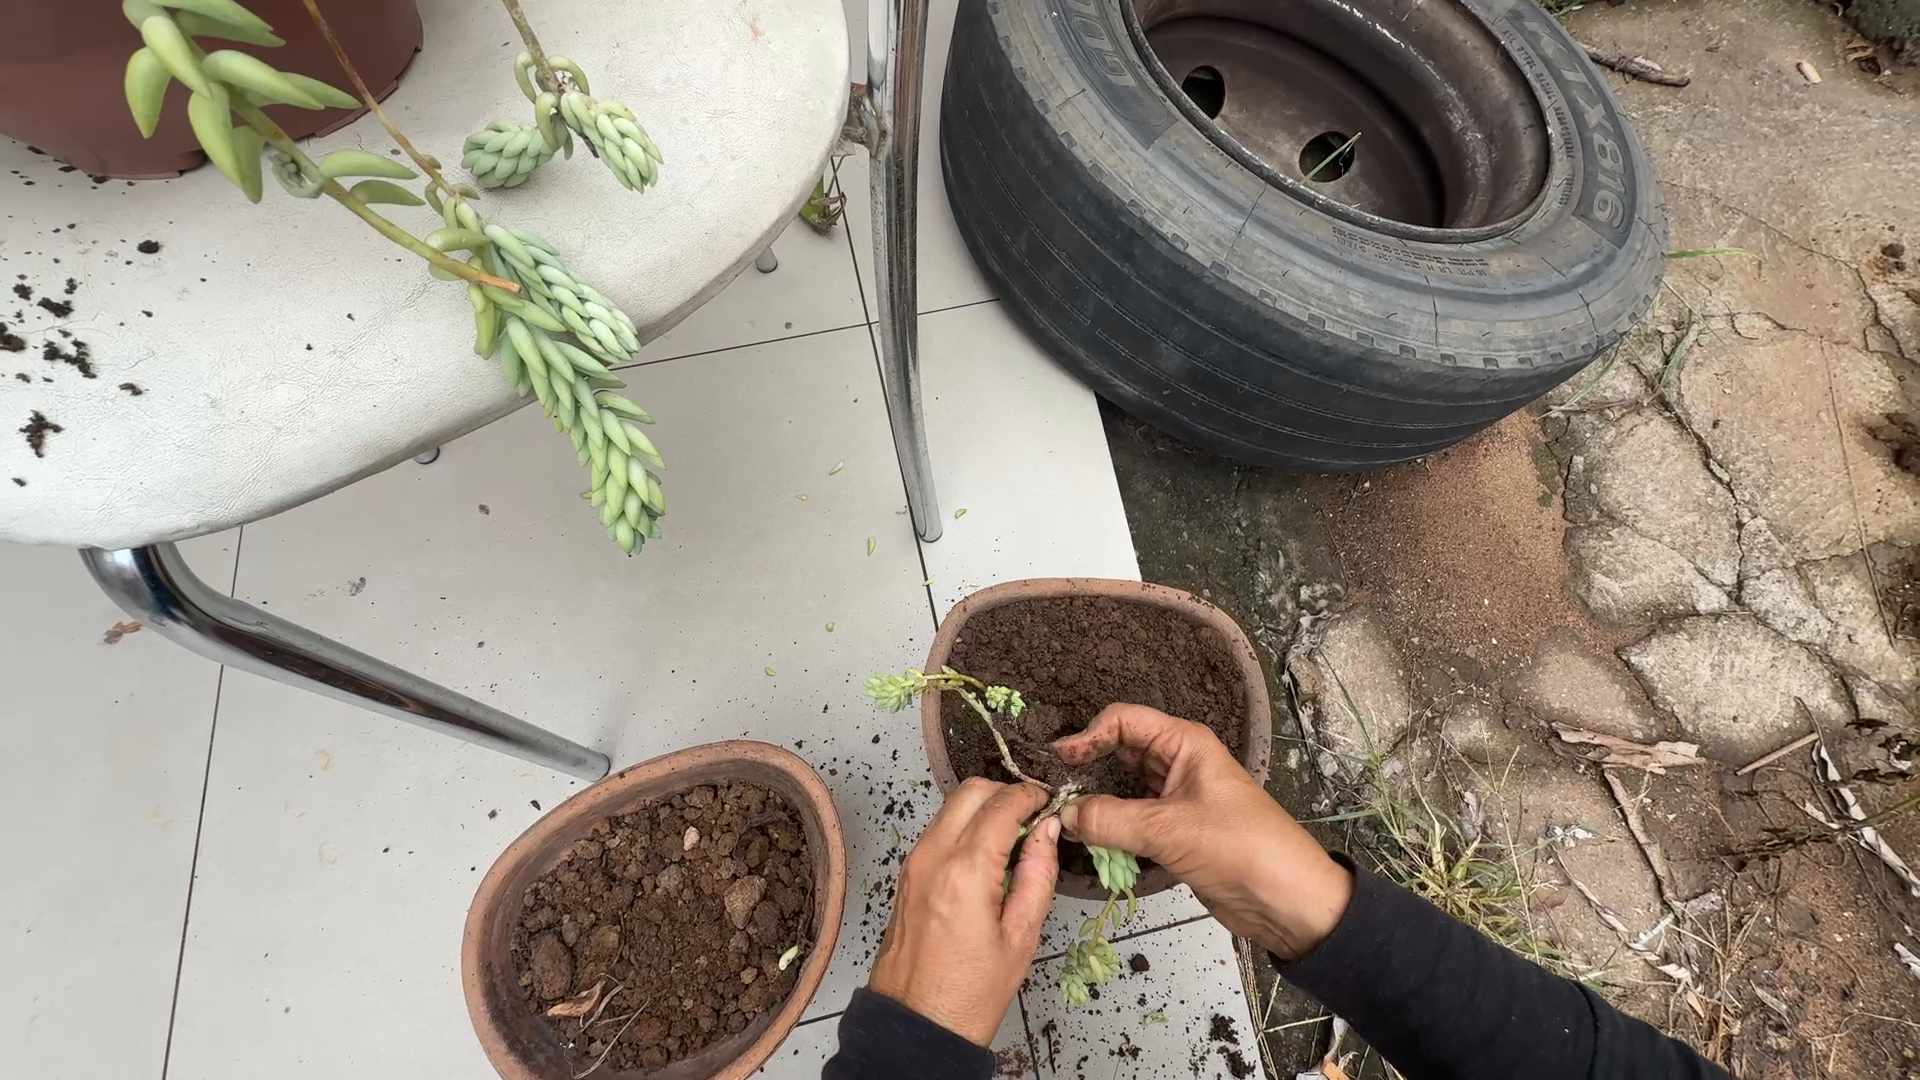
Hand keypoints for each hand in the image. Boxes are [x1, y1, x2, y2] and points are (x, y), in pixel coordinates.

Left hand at [869, 777, 1059, 1043]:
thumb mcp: (1021, 936)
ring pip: (952, 804)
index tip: (1049, 800)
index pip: (1002, 804)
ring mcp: (915, 859)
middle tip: (1033, 813)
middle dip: (1006, 791)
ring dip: (984, 806)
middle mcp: (933, 853)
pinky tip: (988, 852)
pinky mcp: (907, 870)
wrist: (915, 1026)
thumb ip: (1039, 873)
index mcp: (965, 870)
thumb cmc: (972, 992)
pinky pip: (940, 827)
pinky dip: (966, 823)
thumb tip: (1048, 828)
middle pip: (972, 790)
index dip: (1031, 795)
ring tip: (1014, 835)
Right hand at [1054, 704, 1351, 961]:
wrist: (1291, 904)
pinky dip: (1110, 826)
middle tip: (1054, 786)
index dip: (1088, 735)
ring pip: (1123, 787)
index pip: (1123, 721)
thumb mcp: (1169, 830)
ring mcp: (1175, 797)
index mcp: (1183, 743)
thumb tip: (1063, 813)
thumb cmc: (1239, 848)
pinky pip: (1131, 818)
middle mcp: (1177, 762)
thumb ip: (1110, 820)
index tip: (1058, 760)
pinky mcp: (1174, 830)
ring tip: (1065, 814)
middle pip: (1119, 751)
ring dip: (1097, 800)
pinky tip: (1089, 838)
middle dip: (1088, 766)